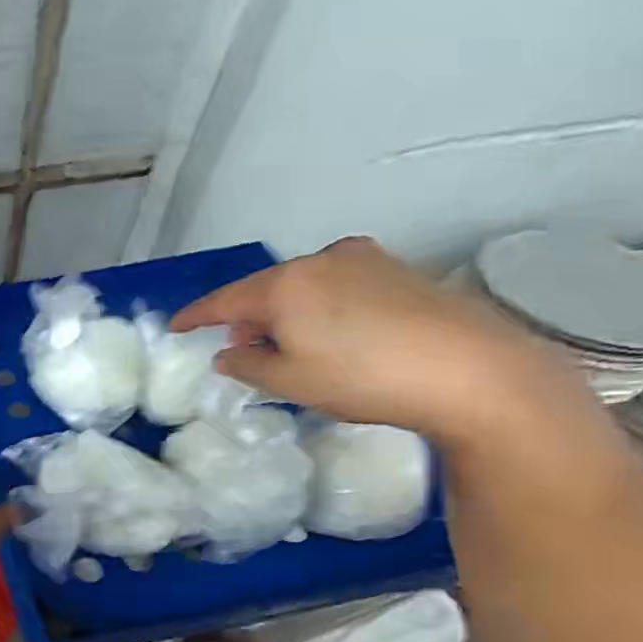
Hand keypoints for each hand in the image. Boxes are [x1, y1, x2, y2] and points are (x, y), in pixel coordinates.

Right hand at [170, 237, 584, 444]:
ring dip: (284, 310)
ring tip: (283, 342)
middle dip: (246, 314)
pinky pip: (336, 285)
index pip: (226, 300)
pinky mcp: (397, 270)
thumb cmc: (363, 377)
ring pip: (303, 284)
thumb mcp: (292, 382)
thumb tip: (229, 353)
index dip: (197, 315)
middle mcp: (321, 260)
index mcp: (286, 285)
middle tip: (236, 345)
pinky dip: (317, 306)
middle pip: (266, 287)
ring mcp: (364, 260)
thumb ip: (250, 365)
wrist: (467, 368)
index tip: (175, 326)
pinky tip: (328, 331)